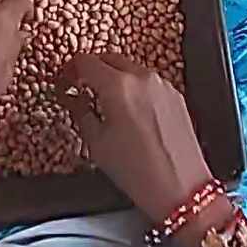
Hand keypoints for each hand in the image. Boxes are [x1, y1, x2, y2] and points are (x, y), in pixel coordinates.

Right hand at [58, 52, 213, 224]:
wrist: (181, 187)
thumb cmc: (137, 170)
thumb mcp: (97, 143)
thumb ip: (81, 111)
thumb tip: (73, 97)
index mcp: (118, 86)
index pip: (86, 61)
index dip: (71, 68)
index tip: (66, 79)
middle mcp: (142, 77)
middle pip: (109, 58)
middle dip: (92, 68)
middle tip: (80, 85)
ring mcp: (161, 84)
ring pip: (130, 68)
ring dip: (114, 76)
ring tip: (104, 100)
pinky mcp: (175, 95)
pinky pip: (147, 82)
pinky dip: (133, 87)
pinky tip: (129, 109)